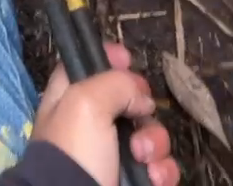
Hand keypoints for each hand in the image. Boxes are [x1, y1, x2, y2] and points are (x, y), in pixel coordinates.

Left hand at [31, 44, 179, 185]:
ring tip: (142, 156)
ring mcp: (116, 155)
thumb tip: (141, 97)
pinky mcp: (136, 182)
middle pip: (129, 100)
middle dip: (143, 106)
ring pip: (150, 134)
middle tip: (140, 112)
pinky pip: (161, 168)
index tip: (128, 59)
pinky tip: (153, 177)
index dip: (109, 59)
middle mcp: (93, 123)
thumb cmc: (75, 150)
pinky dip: (163, 171)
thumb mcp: (86, 100)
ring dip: (154, 142)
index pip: (88, 65)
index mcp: (69, 97)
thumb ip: (115, 83)